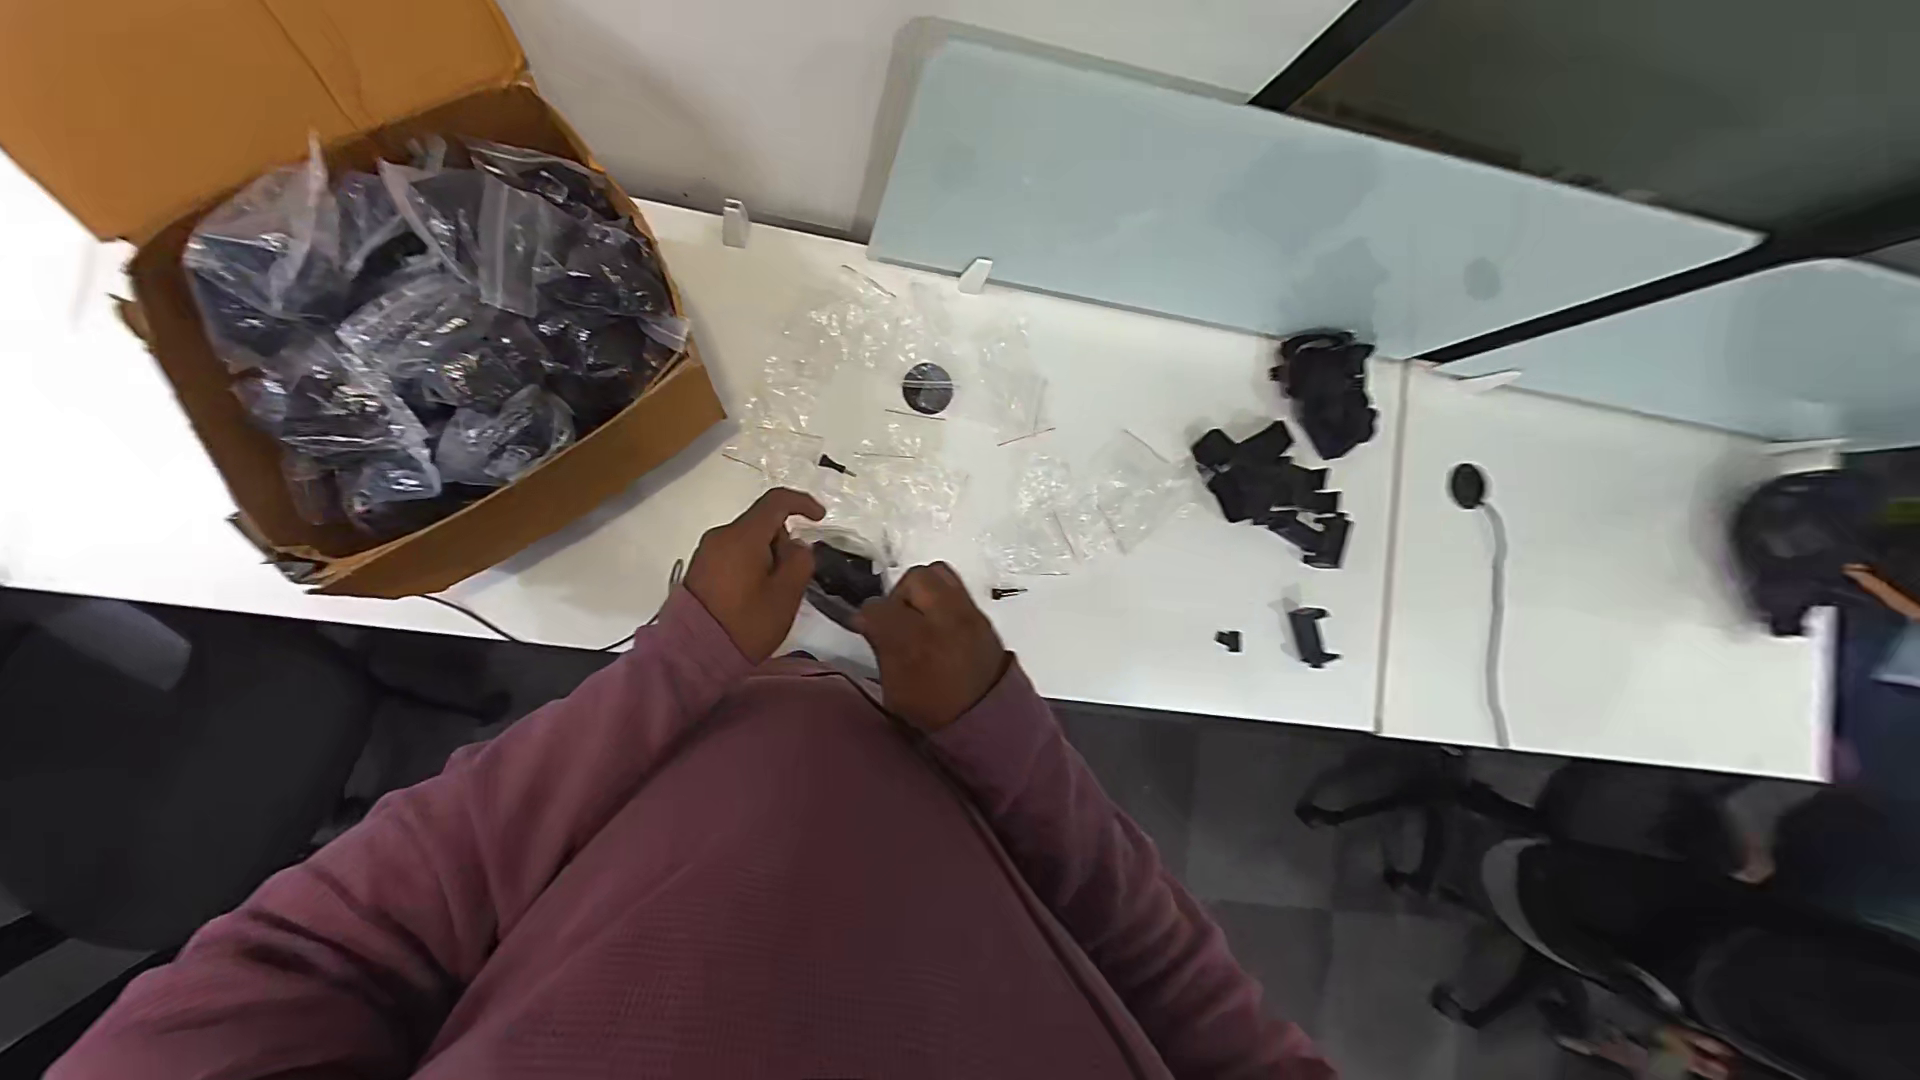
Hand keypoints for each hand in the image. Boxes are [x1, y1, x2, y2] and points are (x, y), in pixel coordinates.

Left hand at [685, 488, 824, 662]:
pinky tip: (754, 597)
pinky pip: (734, 555)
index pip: (776, 501)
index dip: (803, 503)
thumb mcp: (786, 595)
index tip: (820, 518)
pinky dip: (751, 565)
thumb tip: (796, 545)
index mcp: (743, 536)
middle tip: (793, 578)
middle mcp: (720, 536)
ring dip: (768, 557)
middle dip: (784, 542)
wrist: (691, 657)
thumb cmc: (746, 624)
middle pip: (762, 523)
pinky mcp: (700, 570)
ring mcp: (706, 553)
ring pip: (749, 540)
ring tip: (773, 594)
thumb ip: (800, 561)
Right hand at [855, 562, 1010, 731]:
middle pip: (912, 580)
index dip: (867, 618)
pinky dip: (942, 596)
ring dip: (922, 589)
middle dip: (898, 596)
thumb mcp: (894, 691)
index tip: (867, 628)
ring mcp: (967, 613)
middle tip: (897, 618)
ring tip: (919, 614)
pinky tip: (938, 620)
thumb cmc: (934, 712)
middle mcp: (943, 619)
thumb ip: (881, 650)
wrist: (988, 720)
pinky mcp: (982, 615)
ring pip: (937, 573)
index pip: (878, 608)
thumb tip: (870, 623)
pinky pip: (956, 588)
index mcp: (914, 643)